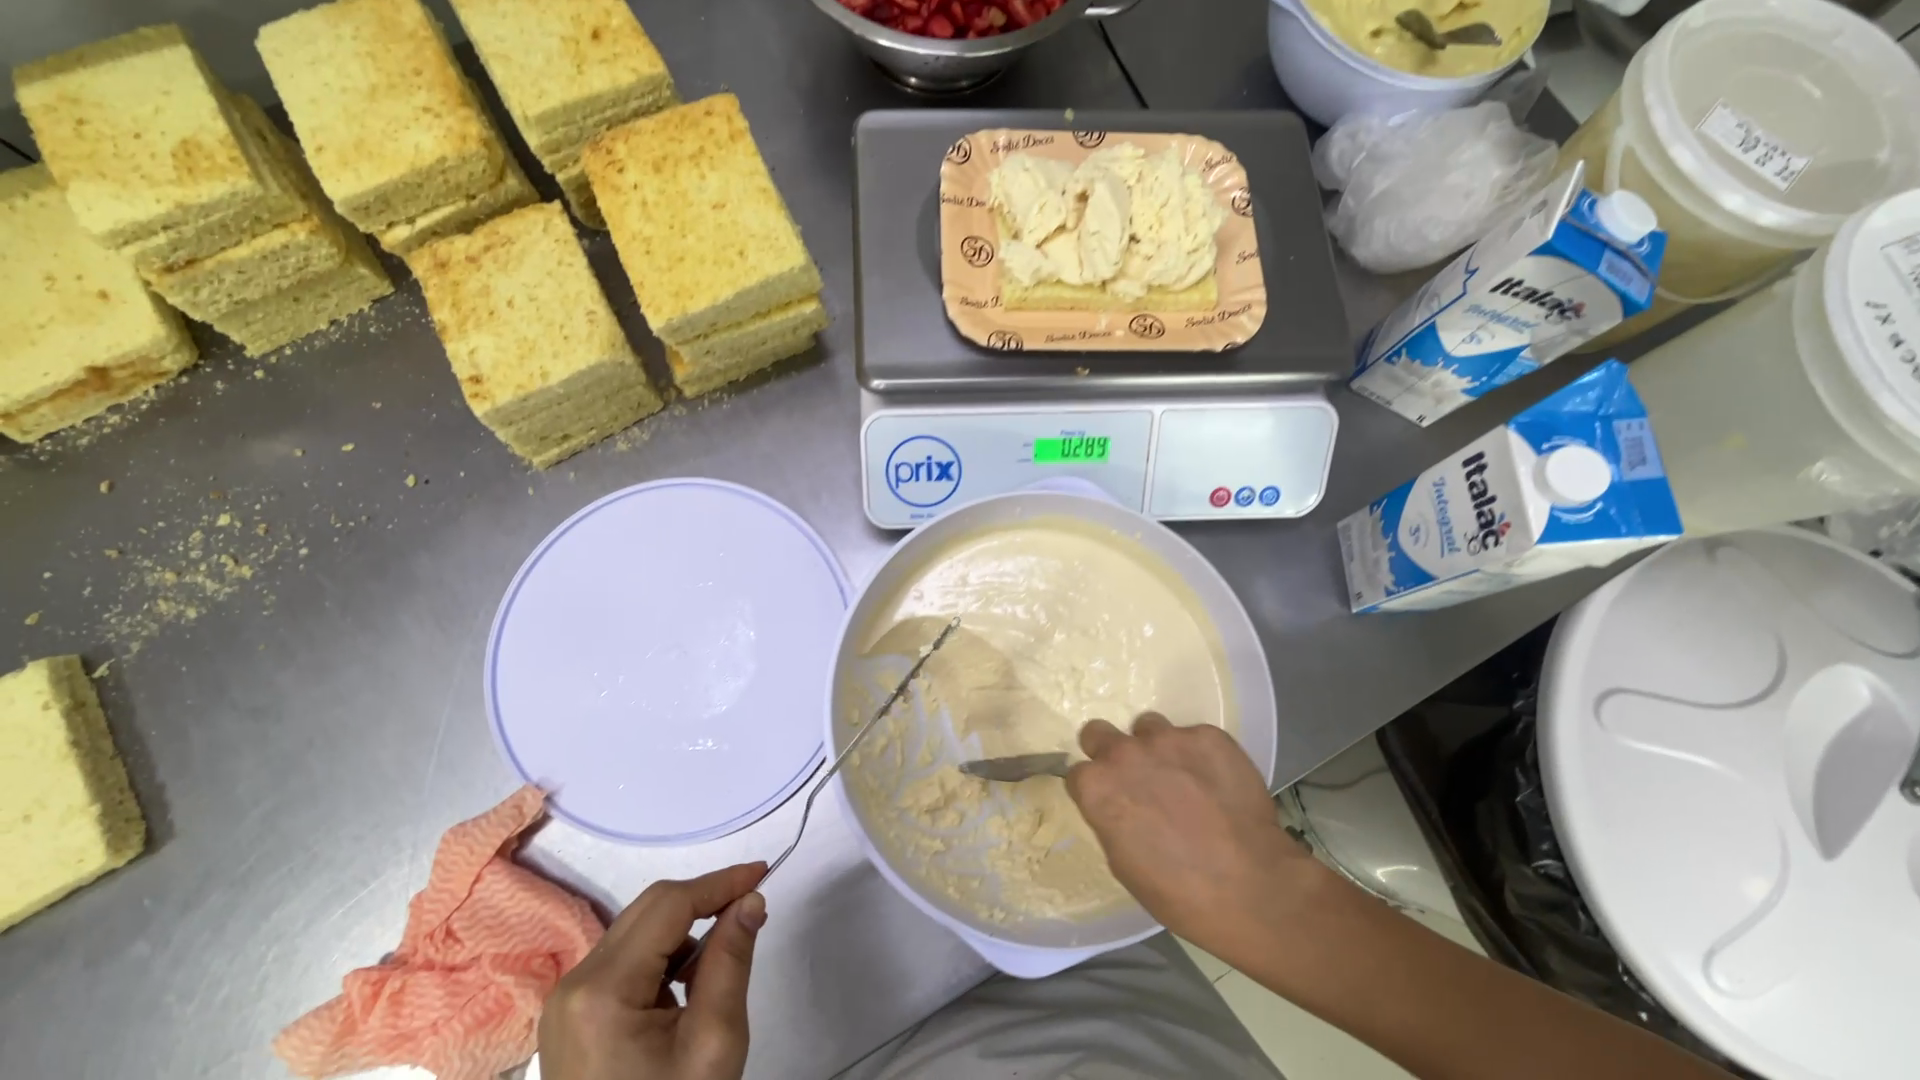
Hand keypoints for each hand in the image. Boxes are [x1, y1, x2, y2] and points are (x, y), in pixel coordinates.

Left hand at [540, 863, 767, 1079]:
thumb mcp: (715, 1041)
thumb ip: (731, 960)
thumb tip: (750, 900)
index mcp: (602, 989)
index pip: (669, 905)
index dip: (720, 882)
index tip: (765, 873)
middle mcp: (573, 983)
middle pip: (647, 910)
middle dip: (703, 900)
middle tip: (752, 905)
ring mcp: (565, 1002)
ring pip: (635, 933)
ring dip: (684, 929)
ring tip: (726, 952)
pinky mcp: (570, 1018)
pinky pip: (623, 963)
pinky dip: (662, 958)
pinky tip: (690, 985)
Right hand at [1066, 713, 1323, 951]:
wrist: (1250, 887)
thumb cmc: (1177, 891)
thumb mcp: (1122, 863)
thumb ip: (1111, 818)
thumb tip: (1119, 806)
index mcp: (1097, 787)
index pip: (1078, 773)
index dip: (1094, 789)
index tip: (1110, 802)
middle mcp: (1125, 753)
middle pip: (1098, 733)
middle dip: (1111, 752)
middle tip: (1136, 779)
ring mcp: (1169, 739)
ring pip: (1149, 728)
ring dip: (1157, 749)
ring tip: (1184, 780)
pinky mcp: (1209, 736)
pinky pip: (1194, 737)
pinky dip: (1200, 756)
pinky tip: (1217, 784)